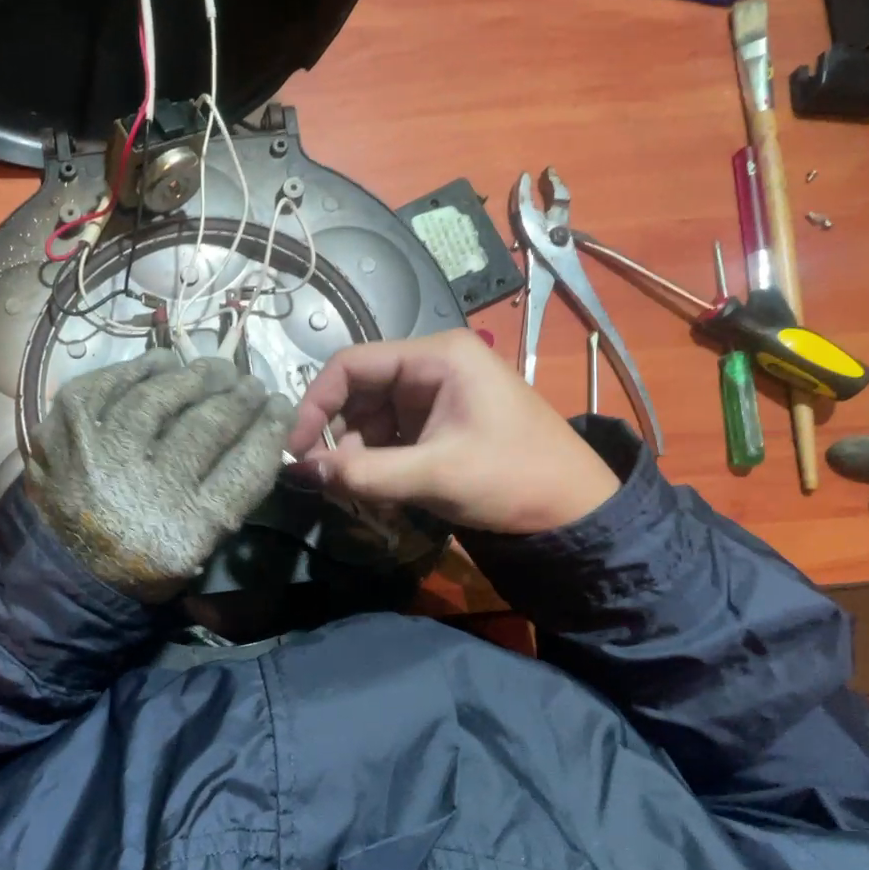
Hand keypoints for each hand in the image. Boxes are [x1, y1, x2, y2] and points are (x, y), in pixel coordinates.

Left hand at [27, 351, 294, 601]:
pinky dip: (141, 369)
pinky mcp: (61, 432)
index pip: (245, 467)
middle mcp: (140, 492)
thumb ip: (230, 494)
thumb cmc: (140, 562)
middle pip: (208, 426)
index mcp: (182, 533)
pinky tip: (164, 365)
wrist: (60, 570)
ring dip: (196, 376)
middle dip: (240, 398)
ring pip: (159, 396)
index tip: (281, 406)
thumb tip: (261, 426)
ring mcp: (95, 456)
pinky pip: (108, 383)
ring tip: (214, 372)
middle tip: (250, 386)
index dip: (271, 428)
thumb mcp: (197, 548)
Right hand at [288, 330, 619, 534]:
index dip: (315, 404)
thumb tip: (298, 472)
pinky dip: (372, 463)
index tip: (295, 448)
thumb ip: (362, 473)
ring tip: (354, 491)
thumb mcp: (434, 475)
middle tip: (323, 478)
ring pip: (366, 419)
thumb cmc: (512, 478)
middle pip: (355, 392)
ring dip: (352, 455)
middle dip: (334, 436)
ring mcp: (432, 397)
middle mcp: (429, 368)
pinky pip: (385, 437)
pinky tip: (376, 492)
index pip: (350, 364)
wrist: (573, 512)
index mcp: (436, 358)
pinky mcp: (435, 425)